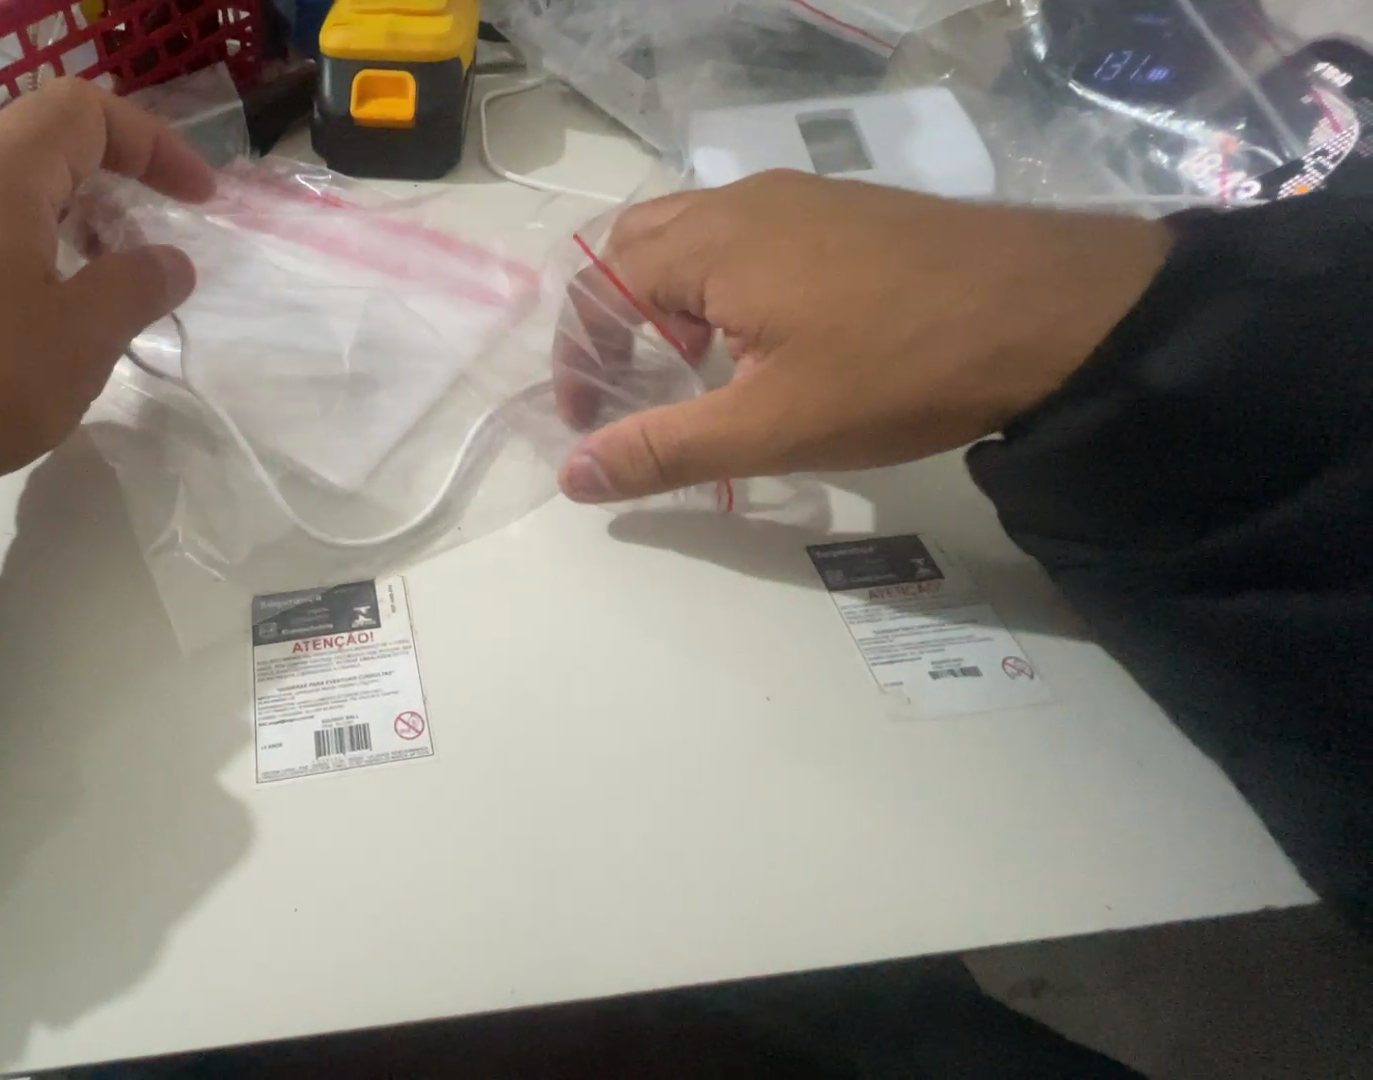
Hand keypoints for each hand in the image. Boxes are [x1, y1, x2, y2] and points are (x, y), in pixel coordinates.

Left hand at [0, 78, 213, 524]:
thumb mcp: (78, 341)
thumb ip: (136, 289)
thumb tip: (171, 261)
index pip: (85, 111)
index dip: (154, 143)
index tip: (199, 198)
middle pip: (43, 146)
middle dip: (117, 188)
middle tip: (152, 251)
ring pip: (6, 190)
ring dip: (71, 224)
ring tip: (102, 289)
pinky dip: (25, 249)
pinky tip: (34, 314)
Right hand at [554, 171, 1173, 503]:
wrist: (1067, 316)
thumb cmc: (899, 372)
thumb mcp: (766, 428)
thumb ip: (659, 449)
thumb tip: (571, 476)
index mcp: (712, 245)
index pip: (598, 285)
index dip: (577, 356)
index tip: (585, 421)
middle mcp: (743, 203)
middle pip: (633, 245)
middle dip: (610, 316)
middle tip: (626, 380)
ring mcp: (797, 199)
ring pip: (687, 235)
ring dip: (660, 298)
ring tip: (686, 363)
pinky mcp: (839, 211)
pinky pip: (739, 236)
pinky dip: (712, 282)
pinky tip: (753, 335)